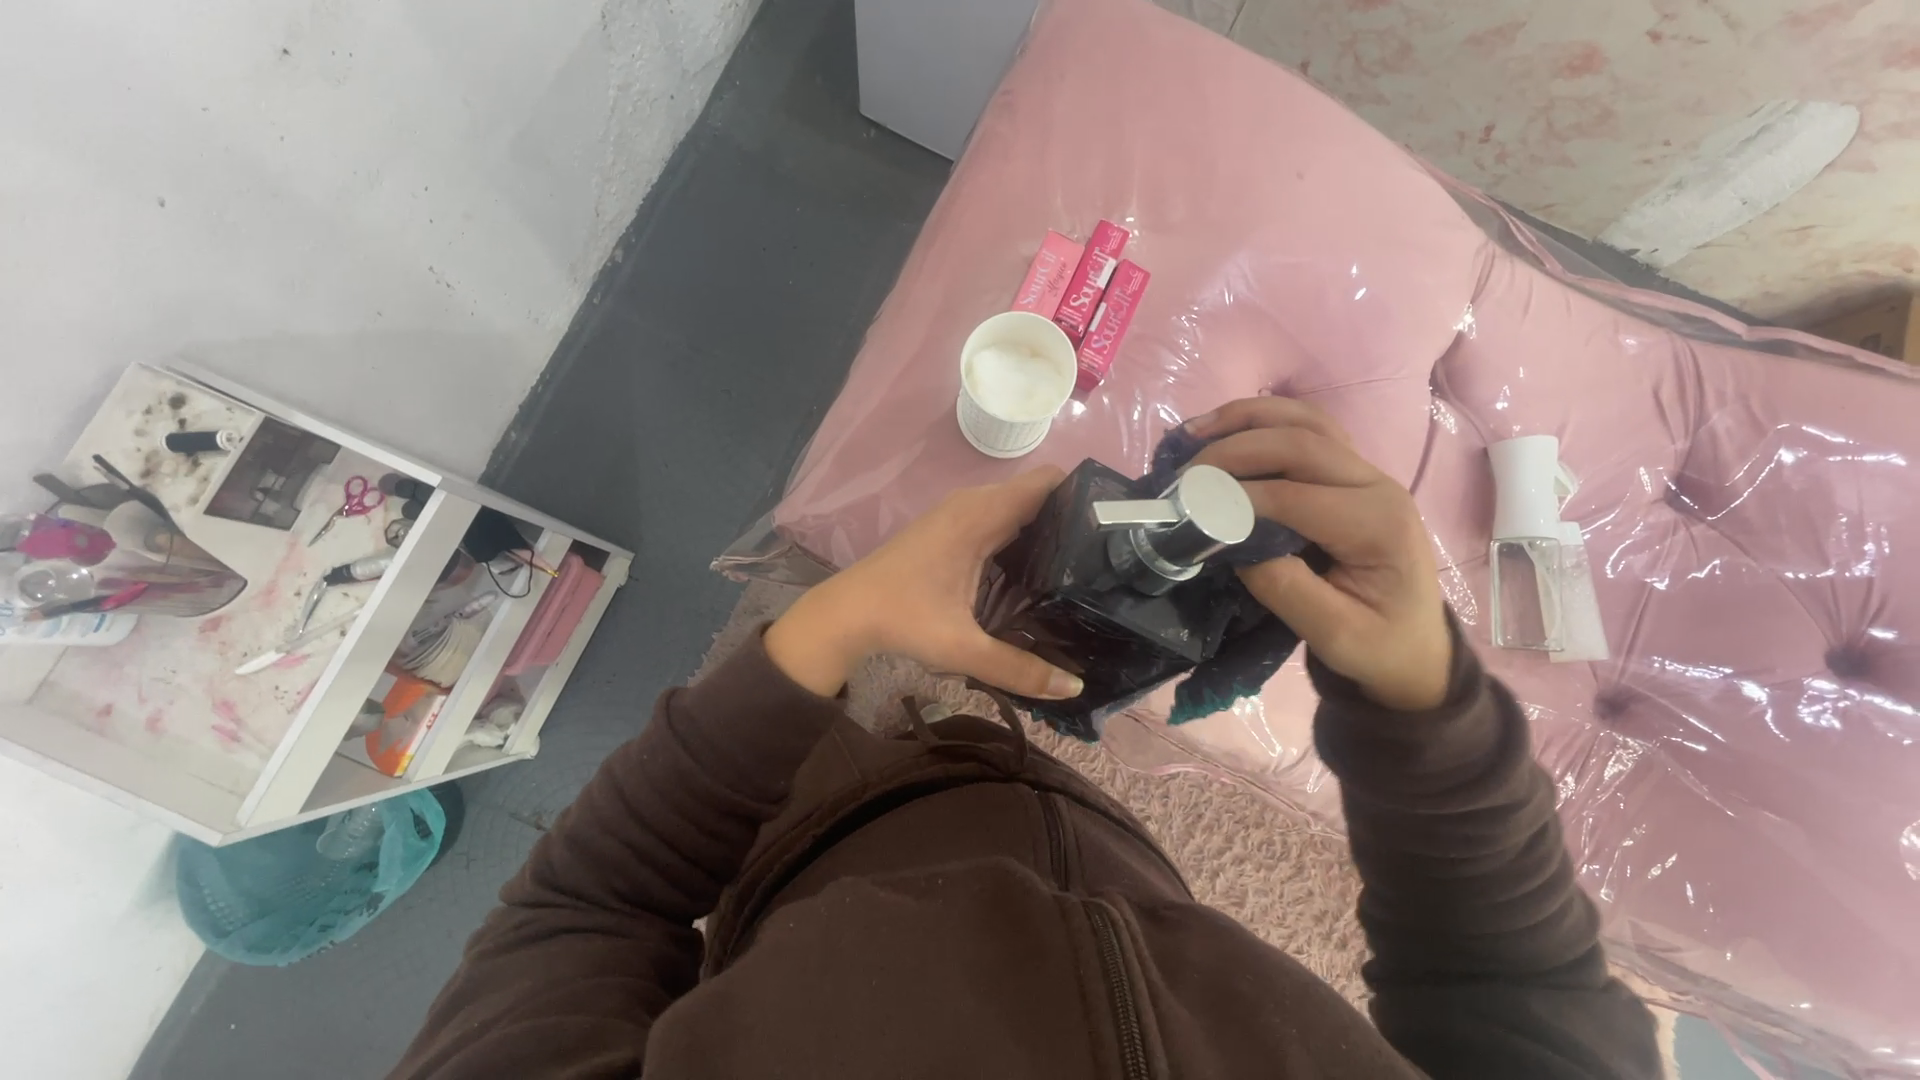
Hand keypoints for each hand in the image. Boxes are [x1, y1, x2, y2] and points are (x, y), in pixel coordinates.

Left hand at [764, 467, 1083, 699]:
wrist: (845, 613)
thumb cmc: (901, 619)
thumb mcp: (962, 647)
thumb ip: (1018, 669)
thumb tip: (1073, 688)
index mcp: (981, 515)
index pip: (1048, 481)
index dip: (1084, 494)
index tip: (1115, 525)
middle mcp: (974, 504)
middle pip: (1039, 494)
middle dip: (1074, 517)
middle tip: (1111, 556)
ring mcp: (961, 513)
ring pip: (1020, 508)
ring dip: (1049, 528)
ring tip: (1086, 565)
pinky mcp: (953, 529)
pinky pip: (1003, 520)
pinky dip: (1026, 536)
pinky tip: (1041, 573)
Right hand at [1187, 398, 1451, 710]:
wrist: (1416, 649)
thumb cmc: (1378, 646)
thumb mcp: (1334, 636)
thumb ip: (1285, 588)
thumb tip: (1232, 544)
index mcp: (1377, 525)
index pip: (1295, 495)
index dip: (1236, 497)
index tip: (1188, 511)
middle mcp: (1376, 485)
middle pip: (1299, 443)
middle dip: (1233, 451)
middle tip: (1182, 476)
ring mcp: (1364, 473)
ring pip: (1304, 421)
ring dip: (1245, 419)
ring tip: (1194, 433)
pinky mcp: (1349, 473)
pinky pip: (1306, 428)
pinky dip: (1262, 420)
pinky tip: (1224, 429)